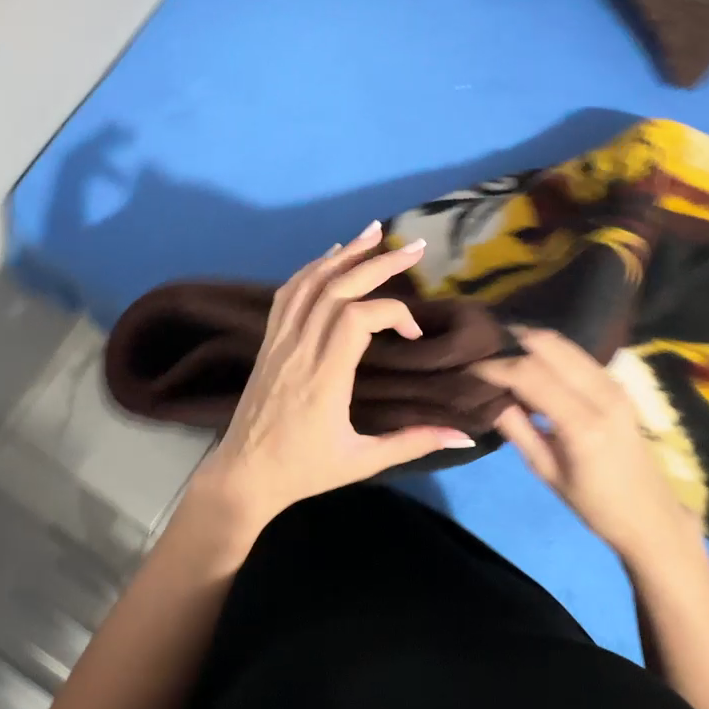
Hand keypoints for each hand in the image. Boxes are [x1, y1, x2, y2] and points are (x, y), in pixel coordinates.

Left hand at [184, 221, 475, 536]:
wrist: (244, 475)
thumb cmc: (304, 471)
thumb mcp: (362, 462)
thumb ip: (413, 442)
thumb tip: (465, 434)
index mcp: (324, 378)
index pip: (358, 318)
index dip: (393, 313)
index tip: (412, 335)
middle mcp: (300, 351)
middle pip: (337, 290)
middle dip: (378, 263)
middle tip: (415, 247)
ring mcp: (279, 343)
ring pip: (309, 284)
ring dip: (344, 255)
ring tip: (374, 232)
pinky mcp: (268, 344)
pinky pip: (288, 295)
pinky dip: (311, 270)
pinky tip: (331, 257)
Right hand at [475, 326, 700, 553]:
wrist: (651, 514)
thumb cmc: (594, 504)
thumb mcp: (546, 471)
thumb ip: (516, 429)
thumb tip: (485, 397)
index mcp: (582, 424)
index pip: (530, 374)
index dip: (494, 366)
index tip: (466, 367)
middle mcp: (602, 394)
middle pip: (548, 345)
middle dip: (510, 342)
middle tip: (480, 352)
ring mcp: (614, 384)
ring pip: (563, 343)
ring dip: (528, 343)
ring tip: (499, 353)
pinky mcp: (617, 383)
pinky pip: (575, 354)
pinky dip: (547, 352)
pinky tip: (528, 363)